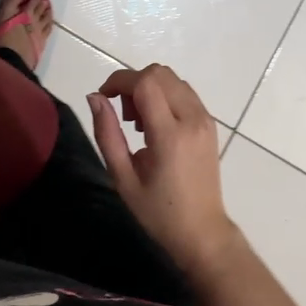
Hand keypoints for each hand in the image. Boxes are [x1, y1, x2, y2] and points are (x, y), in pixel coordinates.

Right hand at [89, 65, 236, 271]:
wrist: (202, 232)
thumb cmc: (159, 212)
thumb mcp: (124, 179)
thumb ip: (107, 134)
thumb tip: (95, 97)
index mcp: (170, 135)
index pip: (145, 83)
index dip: (120, 81)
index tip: (104, 97)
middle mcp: (192, 119)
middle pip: (159, 73)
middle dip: (134, 84)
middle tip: (124, 116)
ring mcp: (205, 118)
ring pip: (172, 78)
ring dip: (150, 88)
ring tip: (139, 124)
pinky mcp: (210, 122)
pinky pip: (184, 91)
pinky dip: (165, 95)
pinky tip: (156, 125)